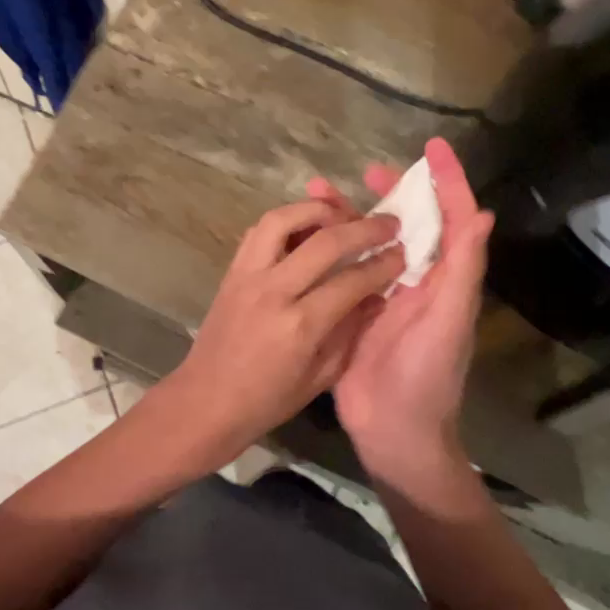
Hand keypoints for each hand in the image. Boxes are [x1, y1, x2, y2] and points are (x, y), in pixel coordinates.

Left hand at [157, 200, 404, 463]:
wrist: (207, 400)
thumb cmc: (268, 399)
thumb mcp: (321, 376)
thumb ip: (351, 331)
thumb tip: (378, 294)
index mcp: (301, 326)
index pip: (352, 281)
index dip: (383, 264)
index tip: (402, 253)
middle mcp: (274, 292)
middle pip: (325, 241)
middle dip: (364, 228)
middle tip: (388, 223)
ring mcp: (248, 276)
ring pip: (284, 220)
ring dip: (319, 209)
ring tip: (343, 214)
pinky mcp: (232, 270)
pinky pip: (259, 230)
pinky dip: (287, 220)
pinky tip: (306, 227)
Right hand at [311, 138, 494, 480]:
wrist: (393, 433)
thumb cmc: (427, 378)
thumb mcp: (449, 321)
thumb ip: (463, 270)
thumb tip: (483, 213)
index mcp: (445, 279)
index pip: (454, 218)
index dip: (447, 180)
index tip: (432, 147)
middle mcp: (418, 280)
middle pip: (410, 223)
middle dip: (394, 190)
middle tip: (366, 168)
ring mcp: (384, 296)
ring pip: (372, 242)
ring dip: (352, 214)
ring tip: (320, 191)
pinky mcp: (354, 312)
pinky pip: (344, 267)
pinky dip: (330, 246)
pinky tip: (306, 236)